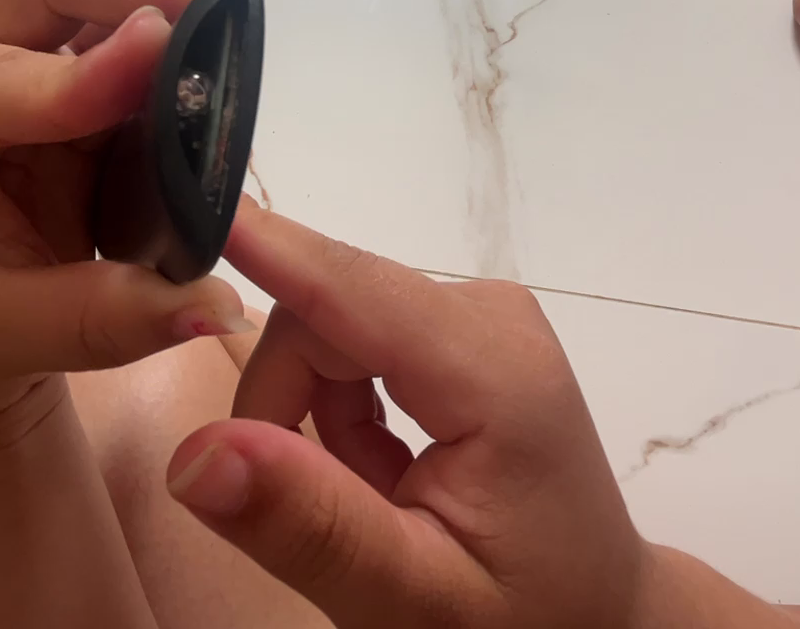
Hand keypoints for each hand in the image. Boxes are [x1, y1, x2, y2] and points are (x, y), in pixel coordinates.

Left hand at [0, 0, 252, 461]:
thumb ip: (106, 318)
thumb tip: (223, 308)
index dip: (79, 72)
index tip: (157, 49)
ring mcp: (39, 79)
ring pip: (98, 3)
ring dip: (163, 1)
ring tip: (230, 12)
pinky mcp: (93, 105)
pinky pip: (139, 53)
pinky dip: (183, 46)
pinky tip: (225, 49)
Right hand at [162, 202, 663, 627]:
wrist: (602, 606)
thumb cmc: (524, 616)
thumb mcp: (416, 603)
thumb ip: (312, 526)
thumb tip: (197, 453)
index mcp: (493, 373)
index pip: (356, 290)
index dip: (275, 249)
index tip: (206, 210)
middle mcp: (486, 312)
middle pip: (325, 316)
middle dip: (286, 407)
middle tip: (305, 507)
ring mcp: (475, 309)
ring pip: (329, 324)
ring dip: (316, 414)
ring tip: (368, 496)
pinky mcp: (459, 321)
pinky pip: (353, 335)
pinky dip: (341, 405)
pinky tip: (383, 467)